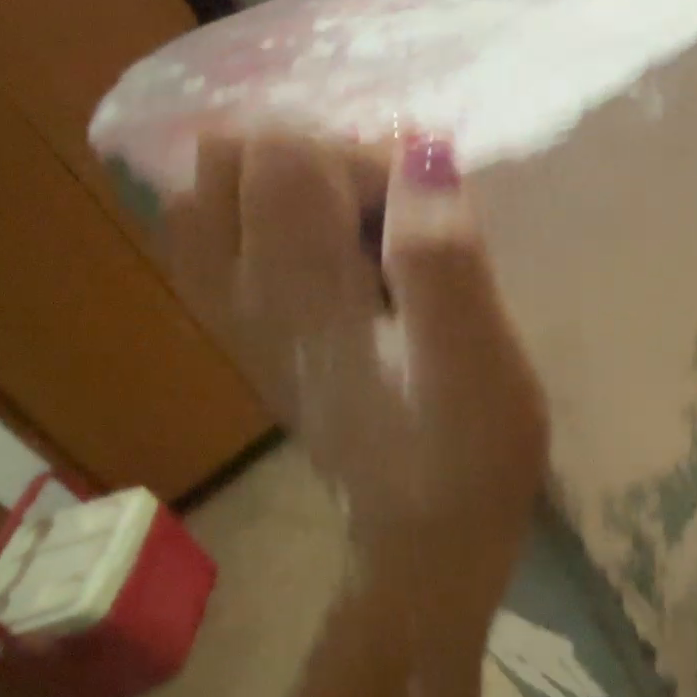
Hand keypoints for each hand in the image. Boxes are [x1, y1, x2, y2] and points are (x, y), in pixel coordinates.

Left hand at [163, 131, 547, 543]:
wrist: (425, 544)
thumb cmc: (467, 457)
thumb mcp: (480, 362)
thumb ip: (444, 257)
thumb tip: (422, 153)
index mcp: (297, 291)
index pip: (290, 152)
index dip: (370, 160)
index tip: (433, 218)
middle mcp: (242, 293)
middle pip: (235, 157)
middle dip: (324, 163)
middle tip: (397, 222)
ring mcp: (237, 320)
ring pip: (216, 196)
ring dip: (291, 189)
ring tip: (364, 235)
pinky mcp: (252, 343)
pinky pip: (218, 243)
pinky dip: (266, 224)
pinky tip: (331, 261)